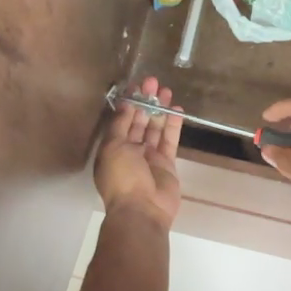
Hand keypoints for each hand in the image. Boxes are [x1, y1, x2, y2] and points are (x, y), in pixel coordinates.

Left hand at [94, 76, 182, 227]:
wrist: (142, 209)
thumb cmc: (122, 177)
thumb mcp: (113, 147)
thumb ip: (120, 125)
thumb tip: (125, 105)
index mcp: (112, 148)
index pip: (121, 120)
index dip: (128, 103)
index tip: (136, 85)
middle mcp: (130, 151)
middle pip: (138, 121)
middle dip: (145, 102)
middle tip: (153, 81)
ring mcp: (149, 157)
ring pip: (155, 128)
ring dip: (160, 109)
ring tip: (166, 90)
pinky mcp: (167, 163)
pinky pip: (170, 140)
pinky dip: (173, 125)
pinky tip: (177, 109)